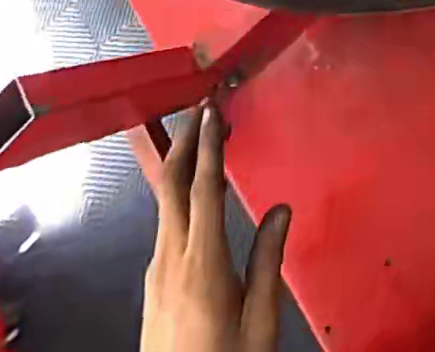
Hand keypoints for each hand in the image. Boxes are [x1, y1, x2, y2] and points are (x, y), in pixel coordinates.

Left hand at [142, 101, 291, 351]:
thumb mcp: (258, 324)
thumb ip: (267, 262)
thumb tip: (281, 209)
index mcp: (201, 263)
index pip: (203, 189)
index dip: (207, 146)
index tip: (210, 113)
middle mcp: (170, 257)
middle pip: (170, 184)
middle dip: (184, 141)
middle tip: (200, 110)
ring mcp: (155, 270)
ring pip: (164, 202)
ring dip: (182, 165)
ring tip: (204, 141)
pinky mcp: (153, 283)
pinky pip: (165, 223)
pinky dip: (179, 194)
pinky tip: (195, 193)